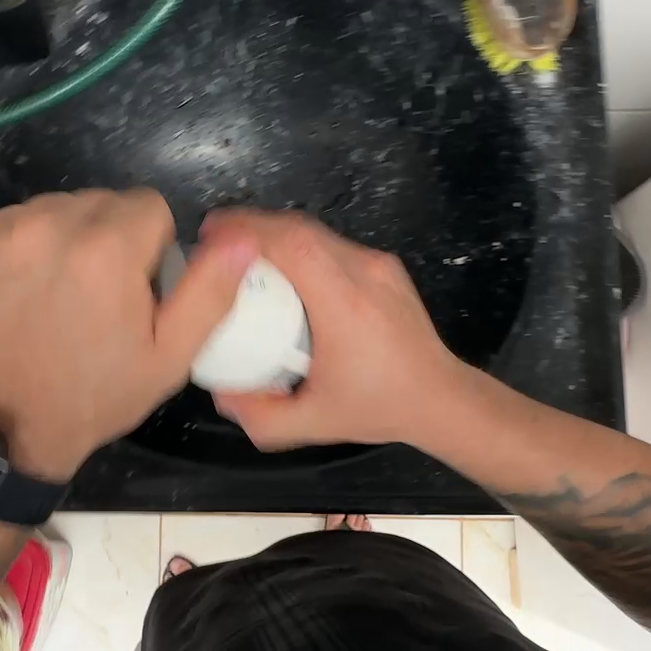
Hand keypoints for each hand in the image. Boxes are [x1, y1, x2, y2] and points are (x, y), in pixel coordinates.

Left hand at [0, 190, 256, 480]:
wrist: (10, 425)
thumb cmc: (99, 395)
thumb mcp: (170, 357)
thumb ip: (210, 293)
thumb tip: (242, 240)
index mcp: (107, 249)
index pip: (150, 205)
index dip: (155, 248)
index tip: (141, 290)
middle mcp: (52, 224)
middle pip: (105, 202)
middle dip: (115, 239)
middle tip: (105, 296)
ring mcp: (4, 232)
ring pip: (62, 208)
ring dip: (73, 238)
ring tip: (66, 293)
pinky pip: (20, 222)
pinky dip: (33, 246)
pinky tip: (31, 290)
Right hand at [204, 209, 473, 450]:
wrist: (439, 398)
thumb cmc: (378, 407)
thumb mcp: (312, 424)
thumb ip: (259, 416)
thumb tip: (220, 393)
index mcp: (346, 306)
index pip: (294, 246)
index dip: (248, 232)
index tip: (212, 237)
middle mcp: (364, 274)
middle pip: (300, 229)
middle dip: (252, 226)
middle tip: (214, 241)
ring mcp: (378, 266)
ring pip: (317, 232)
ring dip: (275, 234)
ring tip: (240, 252)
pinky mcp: (384, 267)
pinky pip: (333, 244)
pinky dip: (299, 247)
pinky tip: (280, 267)